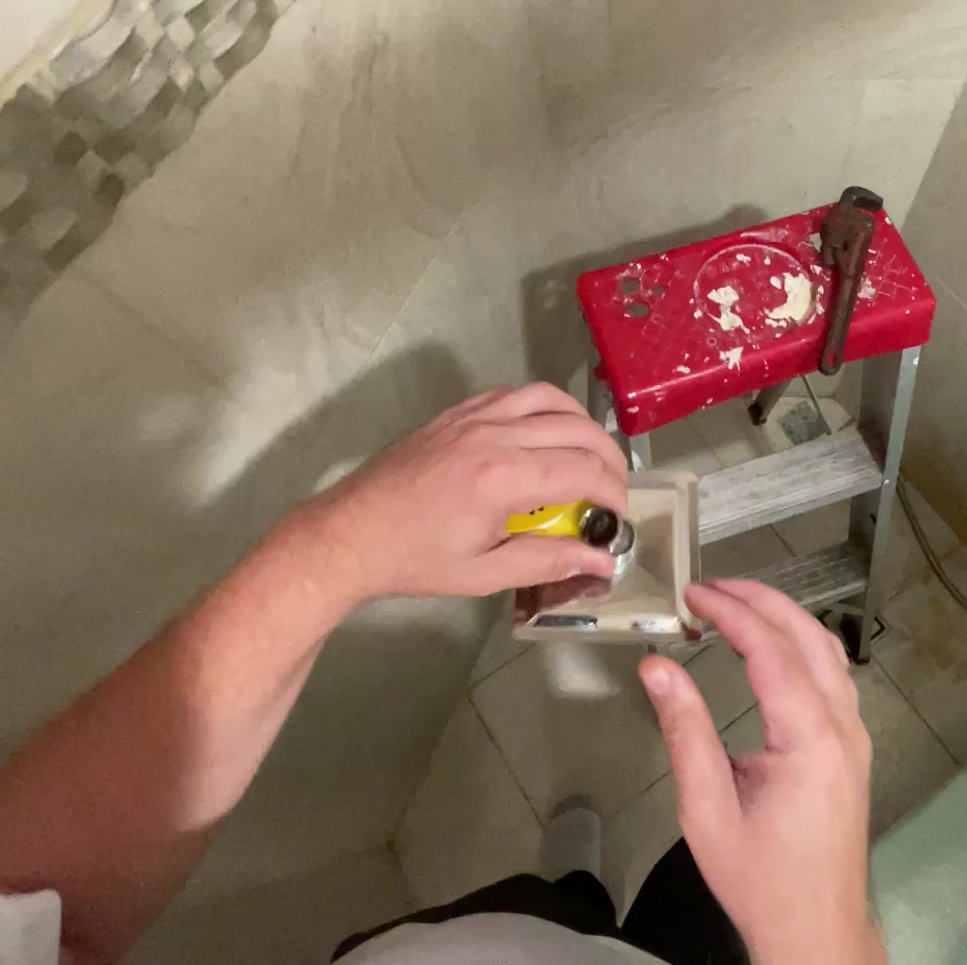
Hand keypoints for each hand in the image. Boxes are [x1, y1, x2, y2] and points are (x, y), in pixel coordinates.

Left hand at [277, 382, 629, 602]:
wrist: (349, 534)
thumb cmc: (415, 560)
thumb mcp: (483, 574)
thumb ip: (547, 561)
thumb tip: (601, 561)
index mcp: (501, 477)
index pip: (582, 470)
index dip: (613, 491)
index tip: (617, 515)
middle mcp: (493, 434)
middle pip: (576, 429)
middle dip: (609, 457)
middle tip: (614, 487)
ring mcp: (473, 416)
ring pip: (550, 399)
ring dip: (582, 424)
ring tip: (591, 452)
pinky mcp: (457, 411)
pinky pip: (515, 393)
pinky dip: (545, 406)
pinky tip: (547, 430)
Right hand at [640, 580, 885, 964]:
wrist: (816, 929)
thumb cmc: (759, 875)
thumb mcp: (707, 809)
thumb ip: (684, 730)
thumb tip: (656, 666)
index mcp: (810, 738)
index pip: (769, 649)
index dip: (730, 611)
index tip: (692, 593)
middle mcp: (843, 724)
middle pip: (806, 634)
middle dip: (759, 599)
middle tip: (710, 586)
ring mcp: (855, 731)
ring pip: (826, 648)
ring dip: (782, 615)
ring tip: (736, 601)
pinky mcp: (852, 742)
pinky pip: (831, 671)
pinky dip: (798, 640)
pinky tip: (771, 642)